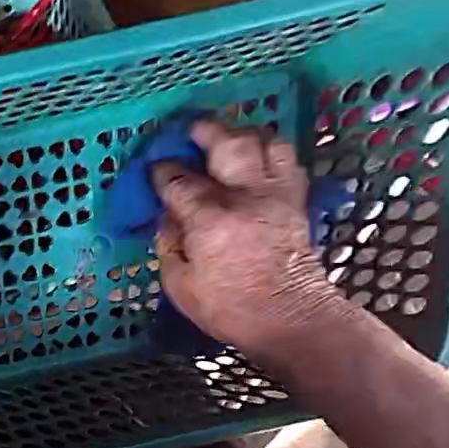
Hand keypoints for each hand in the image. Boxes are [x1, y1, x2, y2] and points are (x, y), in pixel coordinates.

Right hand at [154, 121, 350, 359]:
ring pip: (267, 144)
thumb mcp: (177, 280)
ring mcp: (277, 196)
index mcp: (210, 218)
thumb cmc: (225, 306)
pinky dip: (269, 152)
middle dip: (206, 132)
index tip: (152, 169)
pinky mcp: (296, 202)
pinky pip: (285, 162)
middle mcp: (247, 196)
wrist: (288, 318)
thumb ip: (170, 241)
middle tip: (189, 129)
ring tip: (227, 137)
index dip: (162, 172)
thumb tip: (169, 216)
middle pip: (229, 145)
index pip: (179, 181)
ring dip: (244, 134)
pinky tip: (255, 159)